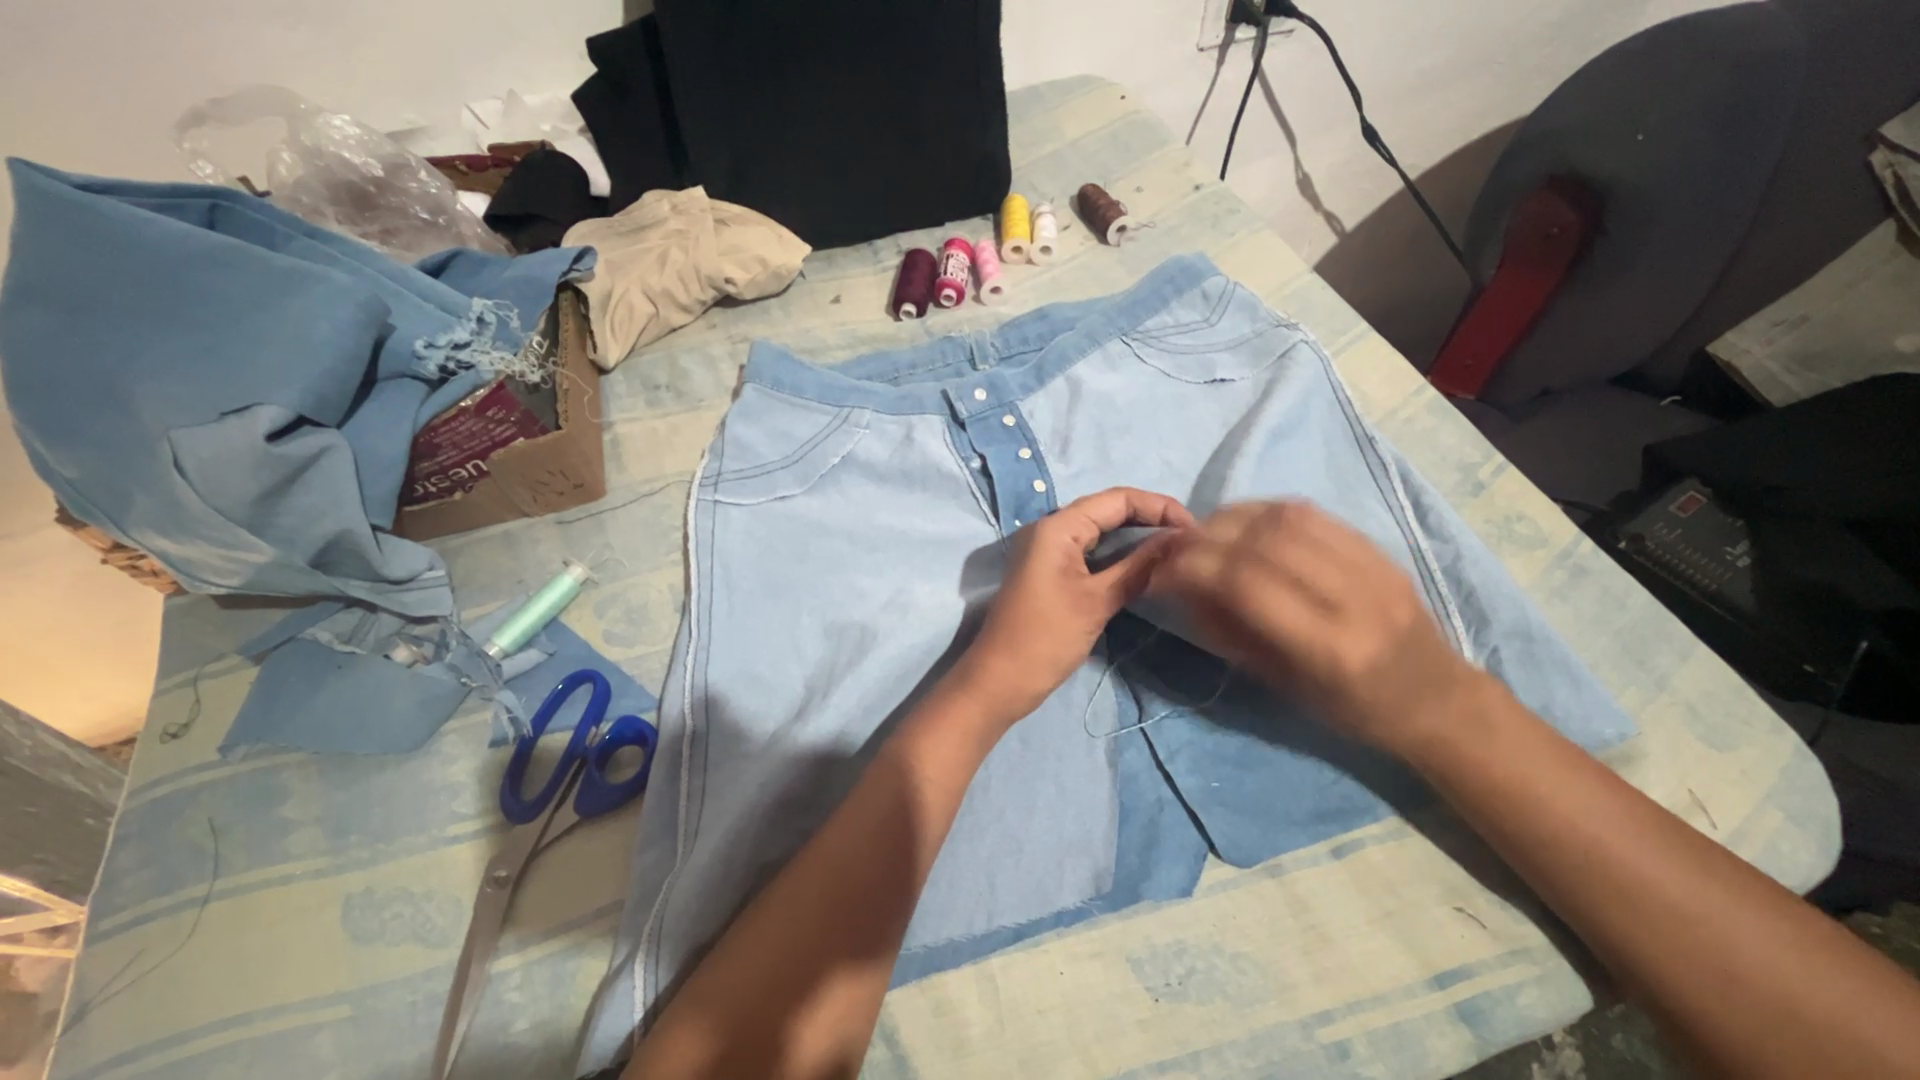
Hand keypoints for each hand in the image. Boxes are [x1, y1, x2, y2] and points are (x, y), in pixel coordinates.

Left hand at [947, 487, 1196, 724]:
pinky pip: (1091, 552)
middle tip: (1191, 541)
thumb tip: (1180, 541)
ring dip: (1137, 537)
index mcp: (1058, 527)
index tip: (1196, 529)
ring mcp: (1048, 552)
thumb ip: (1138, 566)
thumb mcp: (1097, 601)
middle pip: (1109, 510)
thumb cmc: (1046, 637)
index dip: (1160, 507)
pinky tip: (1146, 567)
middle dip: (1151, 519)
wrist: (1000, 680)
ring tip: (1176, 551)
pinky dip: (1119, 556)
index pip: (1118, 499)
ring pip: (1101, 532)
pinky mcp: (1050, 573)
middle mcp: (1051, 529)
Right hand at [1150, 500, 1491, 754]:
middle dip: (1207, 537)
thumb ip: (1231, 633)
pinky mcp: (1380, 549)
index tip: (1160, 572)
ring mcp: (1373, 568)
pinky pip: (1314, 514)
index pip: (1247, 585)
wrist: (1437, 699)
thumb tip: (1182, 587)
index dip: (1193, 568)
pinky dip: (1267, 511)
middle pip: (1265, 541)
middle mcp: (1355, 599)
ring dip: (1234, 516)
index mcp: (1330, 649)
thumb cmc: (1353, 711)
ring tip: (1206, 533)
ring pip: (1289, 517)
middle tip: (1176, 548)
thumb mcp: (1283, 687)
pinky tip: (1246, 523)